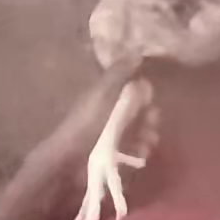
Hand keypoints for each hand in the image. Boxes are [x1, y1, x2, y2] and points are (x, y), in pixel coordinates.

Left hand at [0, 59, 157, 219]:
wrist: (67, 169)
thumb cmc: (86, 126)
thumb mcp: (102, 93)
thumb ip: (119, 74)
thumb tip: (138, 50)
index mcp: (104, 98)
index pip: (132, 91)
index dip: (144, 94)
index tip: (152, 99)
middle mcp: (109, 117)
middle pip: (139, 113)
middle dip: (149, 117)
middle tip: (151, 124)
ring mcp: (112, 141)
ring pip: (140, 134)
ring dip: (148, 136)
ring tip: (146, 143)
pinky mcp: (115, 163)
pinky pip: (136, 154)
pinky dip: (141, 153)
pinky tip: (141, 156)